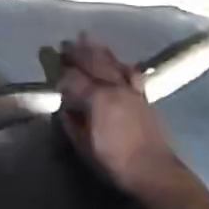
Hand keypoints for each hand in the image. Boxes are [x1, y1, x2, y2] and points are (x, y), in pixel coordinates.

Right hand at [57, 34, 190, 197]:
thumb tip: (65, 109)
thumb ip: (72, 124)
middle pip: (93, 63)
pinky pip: (130, 71)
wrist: (154, 170)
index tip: (55, 76)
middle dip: (77, 52)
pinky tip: (118, 59)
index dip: (62, 76)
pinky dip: (121, 62)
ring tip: (87, 38)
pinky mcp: (142, 95)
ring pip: (112, 62)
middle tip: (65, 43)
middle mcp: (113, 87)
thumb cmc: (115, 161)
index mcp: (97, 98)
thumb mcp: (85, 147)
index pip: (74, 79)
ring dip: (98, 49)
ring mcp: (130, 89)